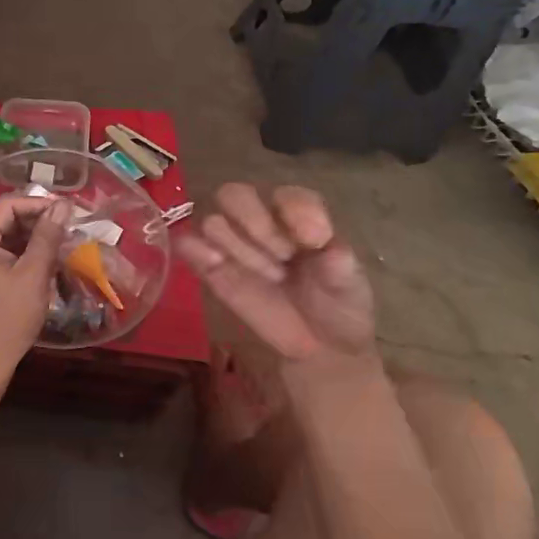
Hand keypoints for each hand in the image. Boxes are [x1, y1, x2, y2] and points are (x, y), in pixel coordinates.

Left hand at [0, 196, 70, 377]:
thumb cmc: (12, 314)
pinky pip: (10, 247)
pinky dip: (30, 247)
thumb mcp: (34, 273)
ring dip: (36, 232)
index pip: (6, 206)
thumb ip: (47, 237)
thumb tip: (63, 205)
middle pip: (7, 216)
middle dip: (38, 217)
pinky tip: (52, 250)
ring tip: (65, 234)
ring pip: (10, 231)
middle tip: (69, 221)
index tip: (67, 209)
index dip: (37, 203)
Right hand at [173, 184, 374, 366]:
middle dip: (255, 221)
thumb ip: (340, 265)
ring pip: (212, 221)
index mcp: (297, 216)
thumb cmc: (338, 306)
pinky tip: (216, 265)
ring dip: (238, 247)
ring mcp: (230, 243)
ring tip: (270, 277)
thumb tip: (327, 245)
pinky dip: (195, 249)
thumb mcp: (351, 286)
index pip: (285, 194)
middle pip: (234, 194)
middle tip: (283, 255)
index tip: (313, 241)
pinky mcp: (208, 266)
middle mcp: (259, 221)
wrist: (318, 344)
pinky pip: (187, 245)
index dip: (295, 210)